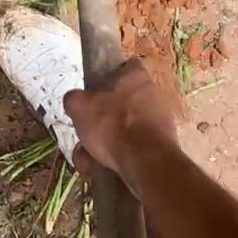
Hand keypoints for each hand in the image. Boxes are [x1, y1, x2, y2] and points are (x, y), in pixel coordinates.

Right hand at [62, 59, 180, 184]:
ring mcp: (161, 123)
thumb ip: (74, 99)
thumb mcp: (79, 105)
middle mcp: (153, 95)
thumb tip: (75, 101)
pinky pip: (133, 150)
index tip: (95, 90)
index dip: (109, 76)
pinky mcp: (163, 149)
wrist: (146, 163)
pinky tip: (101, 171)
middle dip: (101, 121)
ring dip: (105, 145)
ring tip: (89, 160)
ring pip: (124, 131)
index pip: (126, 66)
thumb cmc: (112, 123)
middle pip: (121, 104)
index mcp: (136, 77)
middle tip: (86, 133)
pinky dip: (117, 160)